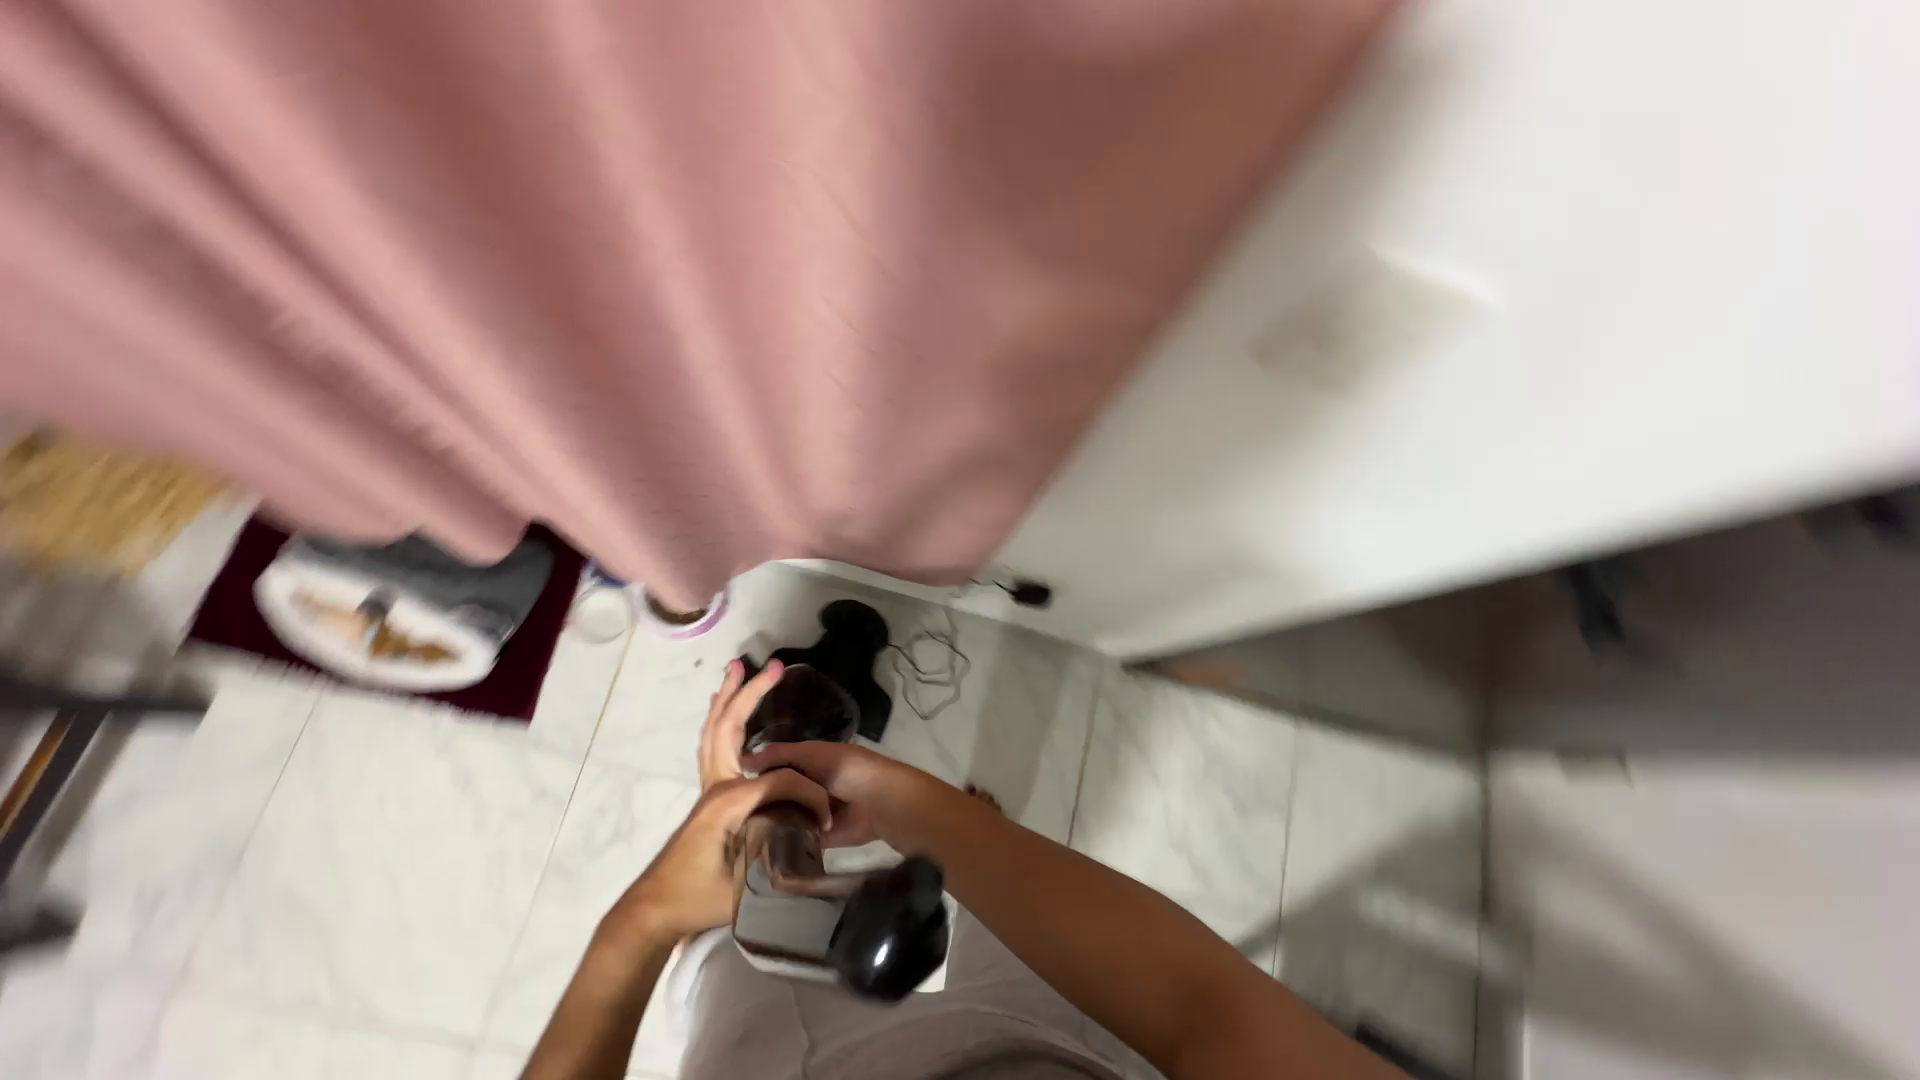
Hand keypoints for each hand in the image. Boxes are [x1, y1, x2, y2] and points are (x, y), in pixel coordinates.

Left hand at [604, 659, 833, 941]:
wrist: (654, 911)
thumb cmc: (698, 900)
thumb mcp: (746, 886)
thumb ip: (780, 855)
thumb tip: (812, 833)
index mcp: (728, 803)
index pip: (779, 781)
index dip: (809, 796)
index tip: (827, 820)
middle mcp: (716, 787)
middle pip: (730, 727)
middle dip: (750, 694)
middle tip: (771, 666)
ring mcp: (708, 789)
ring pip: (715, 731)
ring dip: (728, 699)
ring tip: (736, 670)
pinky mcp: (708, 797)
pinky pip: (714, 745)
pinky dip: (720, 720)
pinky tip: (724, 710)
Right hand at [742, 740, 944, 850]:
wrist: (882, 804)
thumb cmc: (848, 770)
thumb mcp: (812, 754)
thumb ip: (780, 756)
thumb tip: (743, 759)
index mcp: (808, 761)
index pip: (773, 766)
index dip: (753, 775)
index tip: (726, 786)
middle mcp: (808, 785)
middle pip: (776, 794)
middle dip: (758, 802)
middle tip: (729, 815)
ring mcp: (813, 812)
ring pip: (783, 817)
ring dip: (768, 823)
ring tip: (736, 833)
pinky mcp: (820, 837)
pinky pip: (797, 839)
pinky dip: (783, 842)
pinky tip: (756, 848)